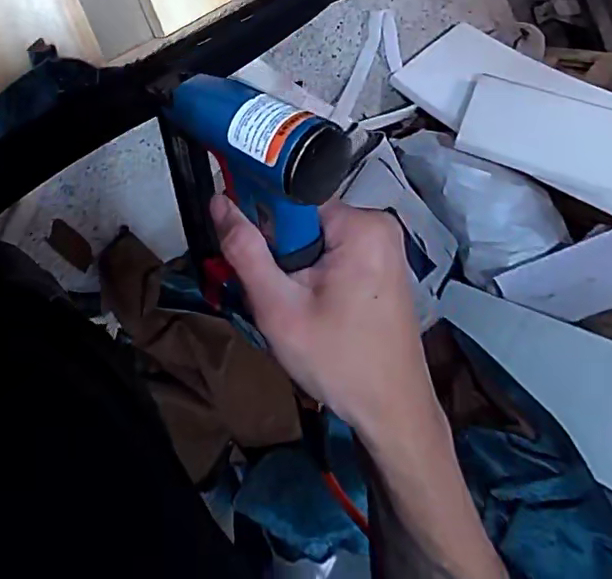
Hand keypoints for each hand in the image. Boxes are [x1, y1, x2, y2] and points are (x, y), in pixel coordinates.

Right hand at [215, 197, 506, 578]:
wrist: (393, 416)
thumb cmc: (338, 362)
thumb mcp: (278, 308)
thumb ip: (245, 250)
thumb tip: (218, 200)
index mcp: (360, 225)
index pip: (290, 195)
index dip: (260, 218)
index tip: (241, 243)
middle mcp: (377, 224)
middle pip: (300, 215)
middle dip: (276, 247)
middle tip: (269, 288)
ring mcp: (382, 244)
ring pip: (311, 234)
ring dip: (290, 262)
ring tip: (288, 301)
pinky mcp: (380, 263)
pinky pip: (329, 249)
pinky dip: (309, 270)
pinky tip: (307, 304)